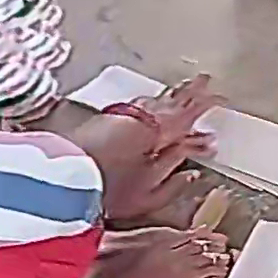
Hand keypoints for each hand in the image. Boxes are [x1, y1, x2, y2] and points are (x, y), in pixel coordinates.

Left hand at [76, 75, 224, 222]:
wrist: (58, 181)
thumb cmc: (107, 191)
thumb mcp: (152, 195)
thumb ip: (176, 181)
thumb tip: (193, 172)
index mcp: (157, 137)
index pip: (186, 115)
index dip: (204, 105)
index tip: (218, 98)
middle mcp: (139, 123)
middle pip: (169, 103)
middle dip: (189, 93)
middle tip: (205, 82)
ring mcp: (120, 120)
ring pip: (153, 104)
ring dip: (171, 99)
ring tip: (184, 92)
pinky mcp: (105, 124)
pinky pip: (138, 109)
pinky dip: (152, 106)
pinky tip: (155, 106)